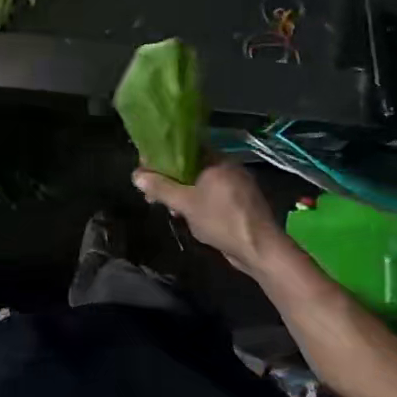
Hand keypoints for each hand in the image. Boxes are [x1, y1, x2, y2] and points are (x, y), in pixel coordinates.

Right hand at [132, 161, 288, 273]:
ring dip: (184, 194)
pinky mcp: (240, 204)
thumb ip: (161, 188)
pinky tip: (189, 217)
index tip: (147, 168)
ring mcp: (237, 186)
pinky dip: (199, 203)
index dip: (164, 157)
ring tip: (170, 210)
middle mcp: (229, 168)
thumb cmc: (221, 220)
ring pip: (202, 184)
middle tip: (153, 194)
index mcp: (217, 161)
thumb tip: (136, 175)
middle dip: (171, 179)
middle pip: (193, 167)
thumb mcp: (185, 204)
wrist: (259, 248)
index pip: (186, 149)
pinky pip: (213, 196)